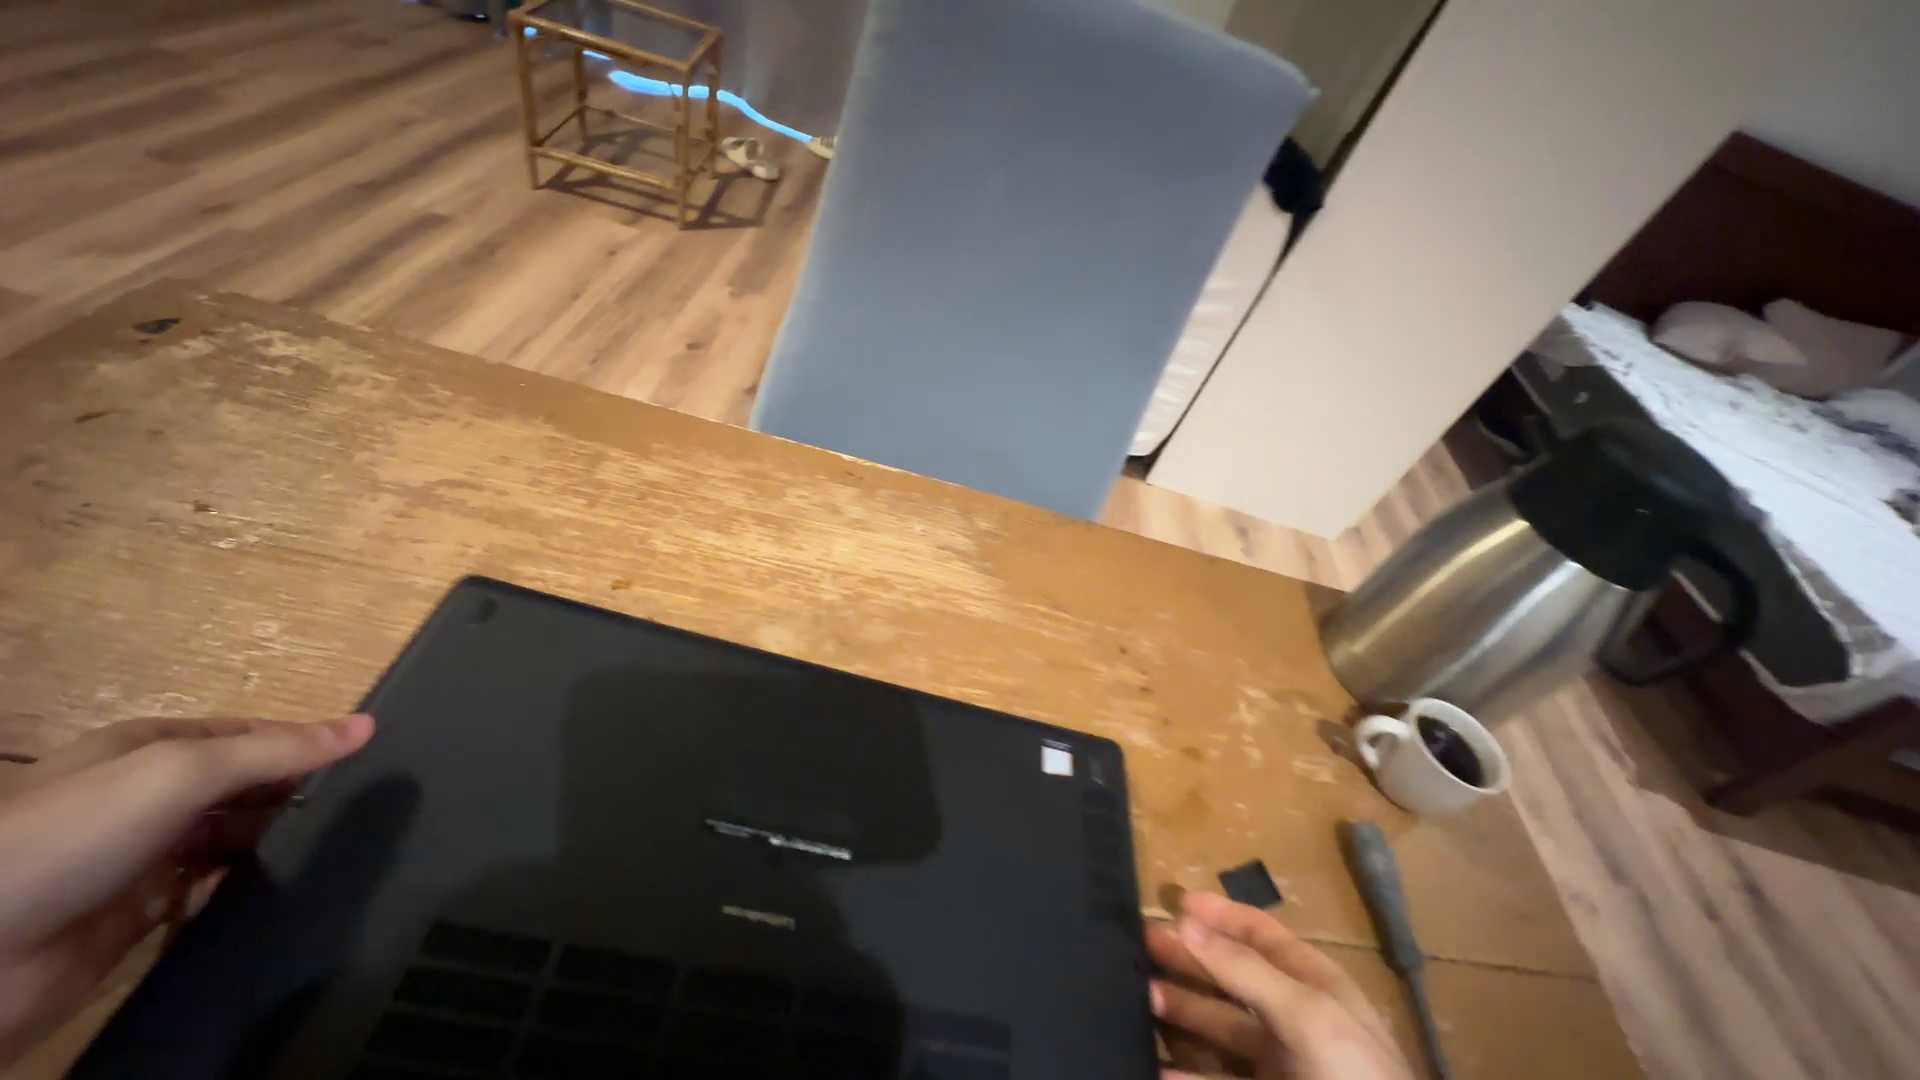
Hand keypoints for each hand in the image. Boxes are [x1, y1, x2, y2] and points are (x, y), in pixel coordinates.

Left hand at [0, 714, 373, 1065]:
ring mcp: (145, 856)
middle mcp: (148, 798)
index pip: (249, 734)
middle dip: (299, 791)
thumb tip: (368, 725)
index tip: (368, 757)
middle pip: (245, 785)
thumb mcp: (183, 771)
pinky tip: (298, 885)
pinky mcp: (144, 913)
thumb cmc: (75, 835)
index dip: (304, 740)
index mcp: (149, 749)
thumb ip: (278, 750)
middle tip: (367, 803)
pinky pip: (215, 890)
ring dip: (281, 840)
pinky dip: (254, 886)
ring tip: (346, 842)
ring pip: (235, 838)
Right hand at [1148, 891, 1414, 1079]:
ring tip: (1142, 995)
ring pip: (1220, 1026)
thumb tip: (1185, 920)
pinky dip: (1186, 1072)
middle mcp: (1294, 1017)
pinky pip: (1216, 1079)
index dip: (1221, 915)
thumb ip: (1244, 968)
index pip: (1261, 934)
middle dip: (1189, 956)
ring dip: (1182, 1008)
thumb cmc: (1352, 1074)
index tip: (1176, 902)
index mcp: (1313, 984)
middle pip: (1232, 975)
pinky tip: (1158, 1067)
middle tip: (1142, 941)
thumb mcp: (1304, 1013)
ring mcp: (1281, 1063)